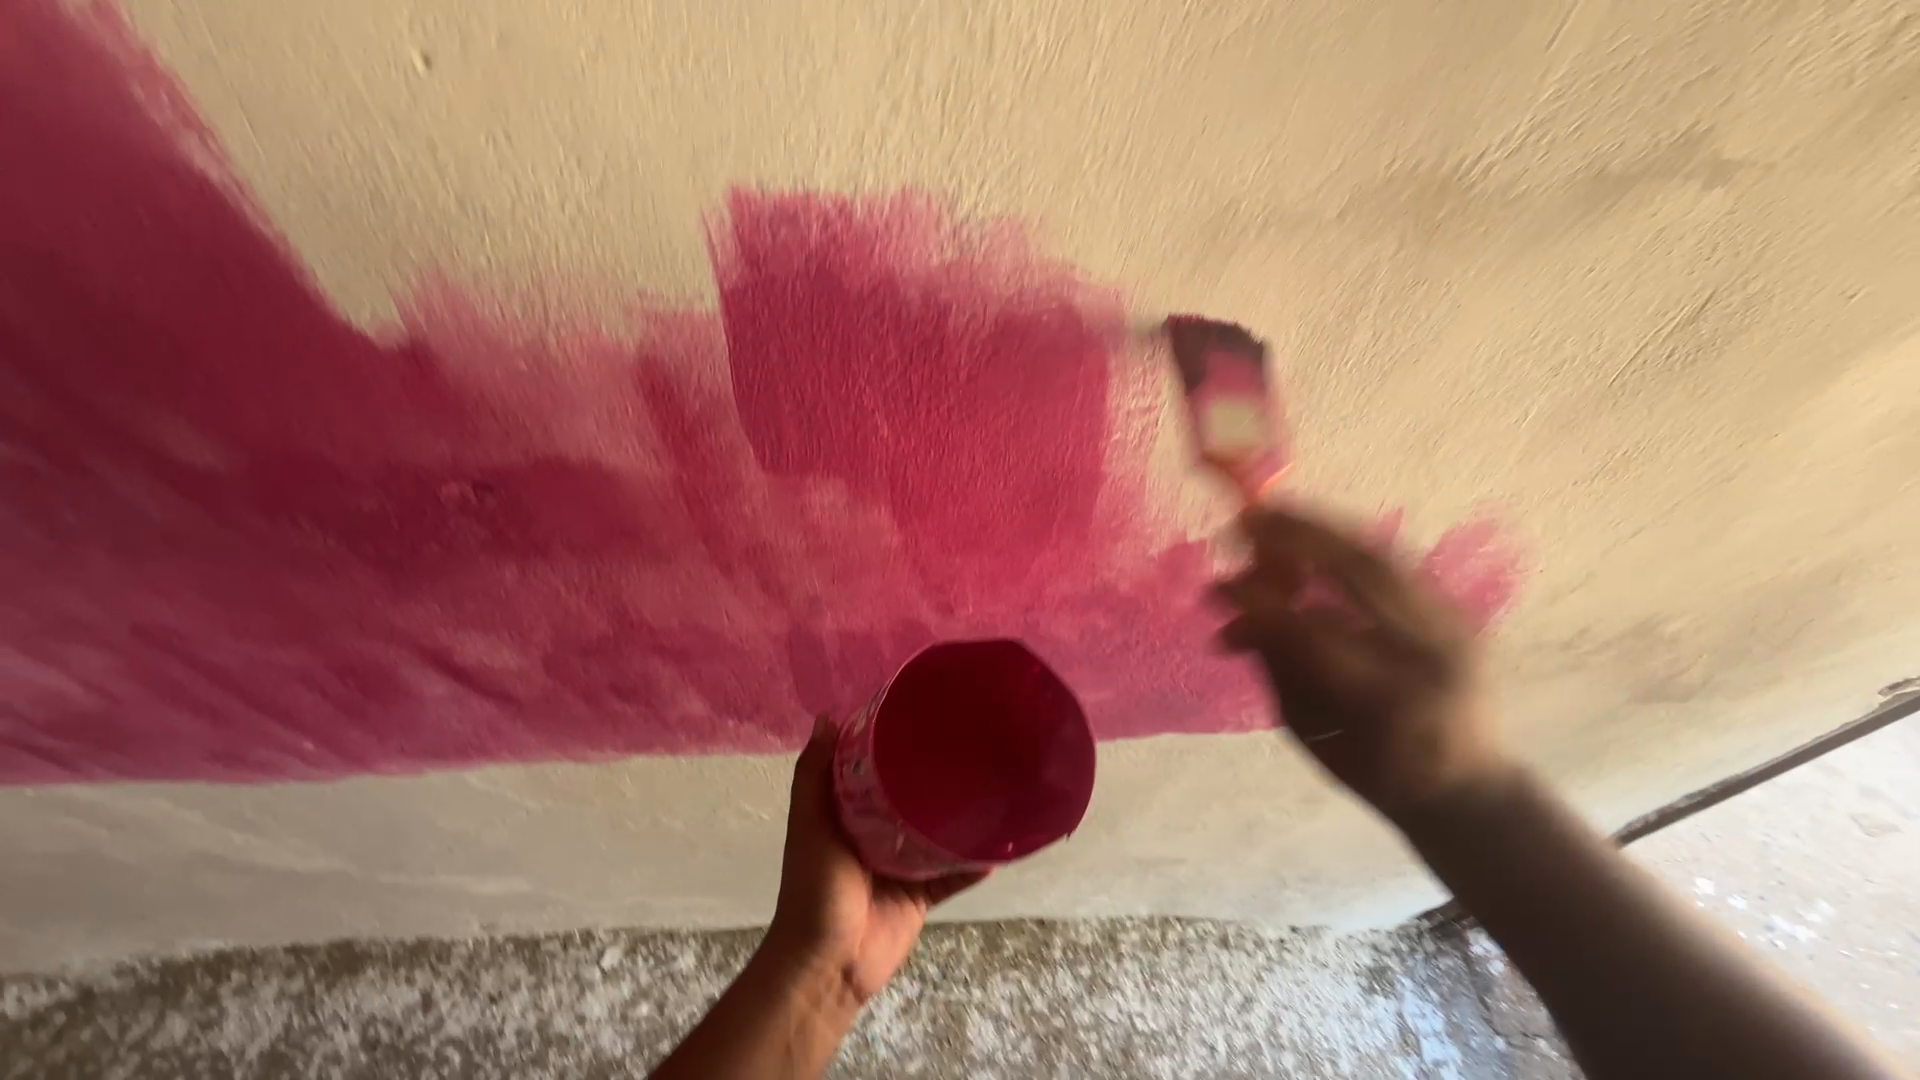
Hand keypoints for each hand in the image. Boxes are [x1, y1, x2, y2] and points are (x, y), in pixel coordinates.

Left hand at [763, 716, 986, 1005]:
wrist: (830, 964)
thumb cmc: (815, 888)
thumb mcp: (810, 824)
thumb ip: (815, 775)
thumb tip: (827, 716)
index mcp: (847, 812)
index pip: (872, 767)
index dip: (892, 743)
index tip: (921, 710)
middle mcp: (876, 833)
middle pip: (910, 797)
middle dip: (935, 777)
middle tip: (971, 744)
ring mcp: (903, 864)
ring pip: (937, 832)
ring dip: (961, 816)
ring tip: (995, 784)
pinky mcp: (923, 894)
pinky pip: (955, 872)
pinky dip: (975, 860)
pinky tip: (1003, 842)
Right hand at [1212, 505, 1512, 819]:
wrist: (1466, 785)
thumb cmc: (1373, 770)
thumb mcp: (1311, 731)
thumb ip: (1277, 667)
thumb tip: (1234, 617)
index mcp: (1392, 700)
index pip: (1315, 635)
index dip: (1262, 605)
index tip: (1218, 587)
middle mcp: (1433, 651)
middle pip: (1362, 574)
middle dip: (1297, 538)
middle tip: (1243, 520)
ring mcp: (1454, 623)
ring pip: (1381, 555)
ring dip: (1319, 528)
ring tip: (1269, 512)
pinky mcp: (1455, 608)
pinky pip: (1392, 561)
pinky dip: (1344, 541)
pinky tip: (1308, 533)